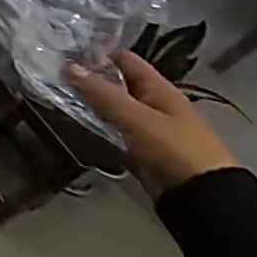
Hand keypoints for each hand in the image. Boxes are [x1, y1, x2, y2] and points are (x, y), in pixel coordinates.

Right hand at [68, 52, 238, 194]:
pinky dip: (98, 133)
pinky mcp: (140, 155)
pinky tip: (74, 130)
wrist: (202, 201)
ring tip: (57, 100)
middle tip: (54, 79)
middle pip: (116, 86)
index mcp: (156, 87)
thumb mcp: (136, 118)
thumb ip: (102, 94)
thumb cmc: (173, 149)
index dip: (98, 55)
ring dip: (91, 108)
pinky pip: (114, 137)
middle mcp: (151, 104)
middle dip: (90, 82)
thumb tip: (69, 66)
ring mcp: (145, 131)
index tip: (67, 55)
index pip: (124, 60)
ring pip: (113, 113)